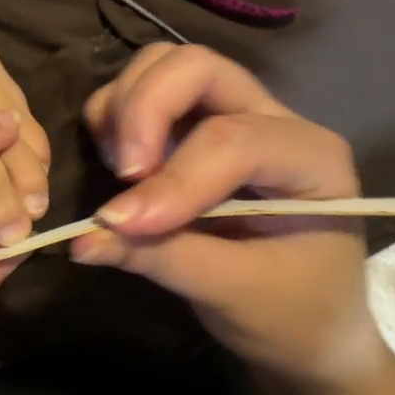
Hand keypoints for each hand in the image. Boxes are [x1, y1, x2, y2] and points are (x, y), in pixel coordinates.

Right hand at [70, 43, 384, 388]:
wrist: (308, 328)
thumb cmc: (292, 314)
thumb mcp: (234, 295)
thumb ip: (160, 257)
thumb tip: (83, 239)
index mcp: (311, 158)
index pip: (232, 139)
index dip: (173, 177)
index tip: (122, 222)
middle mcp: (271, 117)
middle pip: (195, 66)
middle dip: (143, 108)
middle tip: (123, 172)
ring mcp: (228, 111)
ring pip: (162, 65)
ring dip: (124, 108)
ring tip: (122, 171)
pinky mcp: (190, 120)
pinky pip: (138, 87)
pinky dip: (113, 114)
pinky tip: (120, 164)